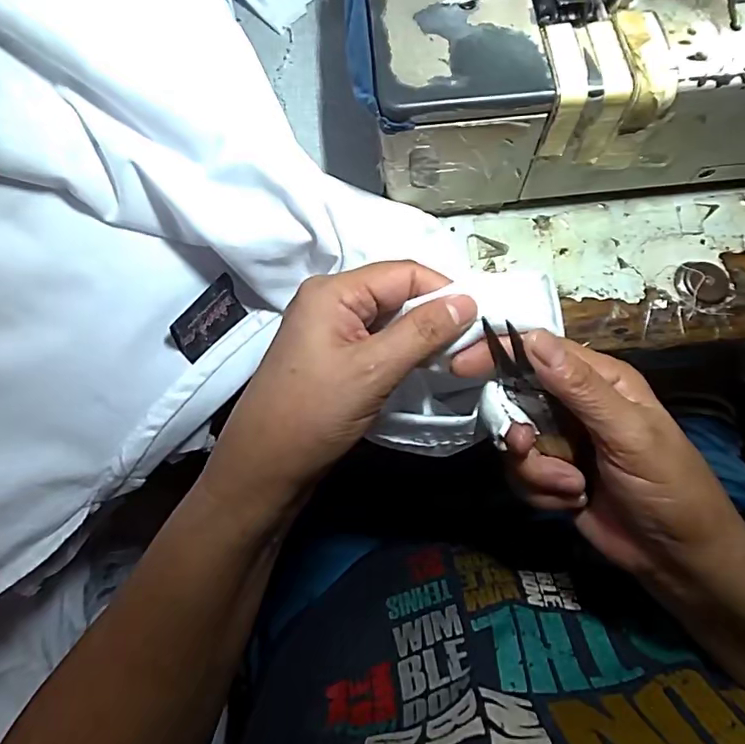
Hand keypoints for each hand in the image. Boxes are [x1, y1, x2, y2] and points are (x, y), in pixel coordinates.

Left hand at [205, 262, 476, 510]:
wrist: (264, 471)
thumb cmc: (313, 415)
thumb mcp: (374, 370)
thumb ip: (422, 331)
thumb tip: (468, 301)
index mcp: (333, 291)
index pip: (404, 273)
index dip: (444, 290)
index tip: (481, 317)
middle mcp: (331, 300)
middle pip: (398, 291)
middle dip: (436, 312)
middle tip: (473, 339)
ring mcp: (331, 328)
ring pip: (392, 316)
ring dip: (423, 332)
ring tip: (456, 352)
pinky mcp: (336, 354)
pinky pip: (380, 338)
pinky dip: (406, 347)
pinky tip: (427, 363)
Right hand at [453, 332, 744, 588]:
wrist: (679, 559)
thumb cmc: (668, 485)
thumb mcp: (629, 433)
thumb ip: (581, 387)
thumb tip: (533, 339)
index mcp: (601, 379)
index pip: (542, 350)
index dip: (501, 353)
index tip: (463, 364)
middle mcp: (577, 404)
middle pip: (518, 397)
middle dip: (520, 429)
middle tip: (528, 446)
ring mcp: (564, 440)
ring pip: (516, 441)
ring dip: (538, 469)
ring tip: (574, 486)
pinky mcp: (554, 475)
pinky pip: (522, 473)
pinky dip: (541, 490)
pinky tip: (574, 501)